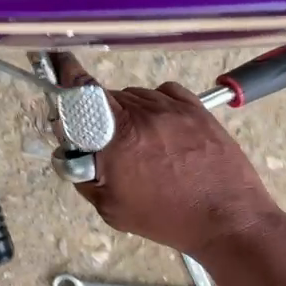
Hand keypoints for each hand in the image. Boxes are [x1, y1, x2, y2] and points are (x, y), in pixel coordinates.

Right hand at [54, 55, 284, 254]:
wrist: (229, 221)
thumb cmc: (167, 218)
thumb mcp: (110, 207)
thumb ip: (83, 177)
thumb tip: (72, 154)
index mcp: (118, 135)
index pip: (83, 89)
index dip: (67, 74)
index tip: (57, 64)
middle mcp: (144, 113)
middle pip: (108, 96)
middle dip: (100, 115)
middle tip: (107, 142)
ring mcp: (173, 108)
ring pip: (136, 95)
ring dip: (128, 111)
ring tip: (139, 140)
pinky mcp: (197, 110)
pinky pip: (165, 92)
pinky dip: (156, 103)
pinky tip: (160, 125)